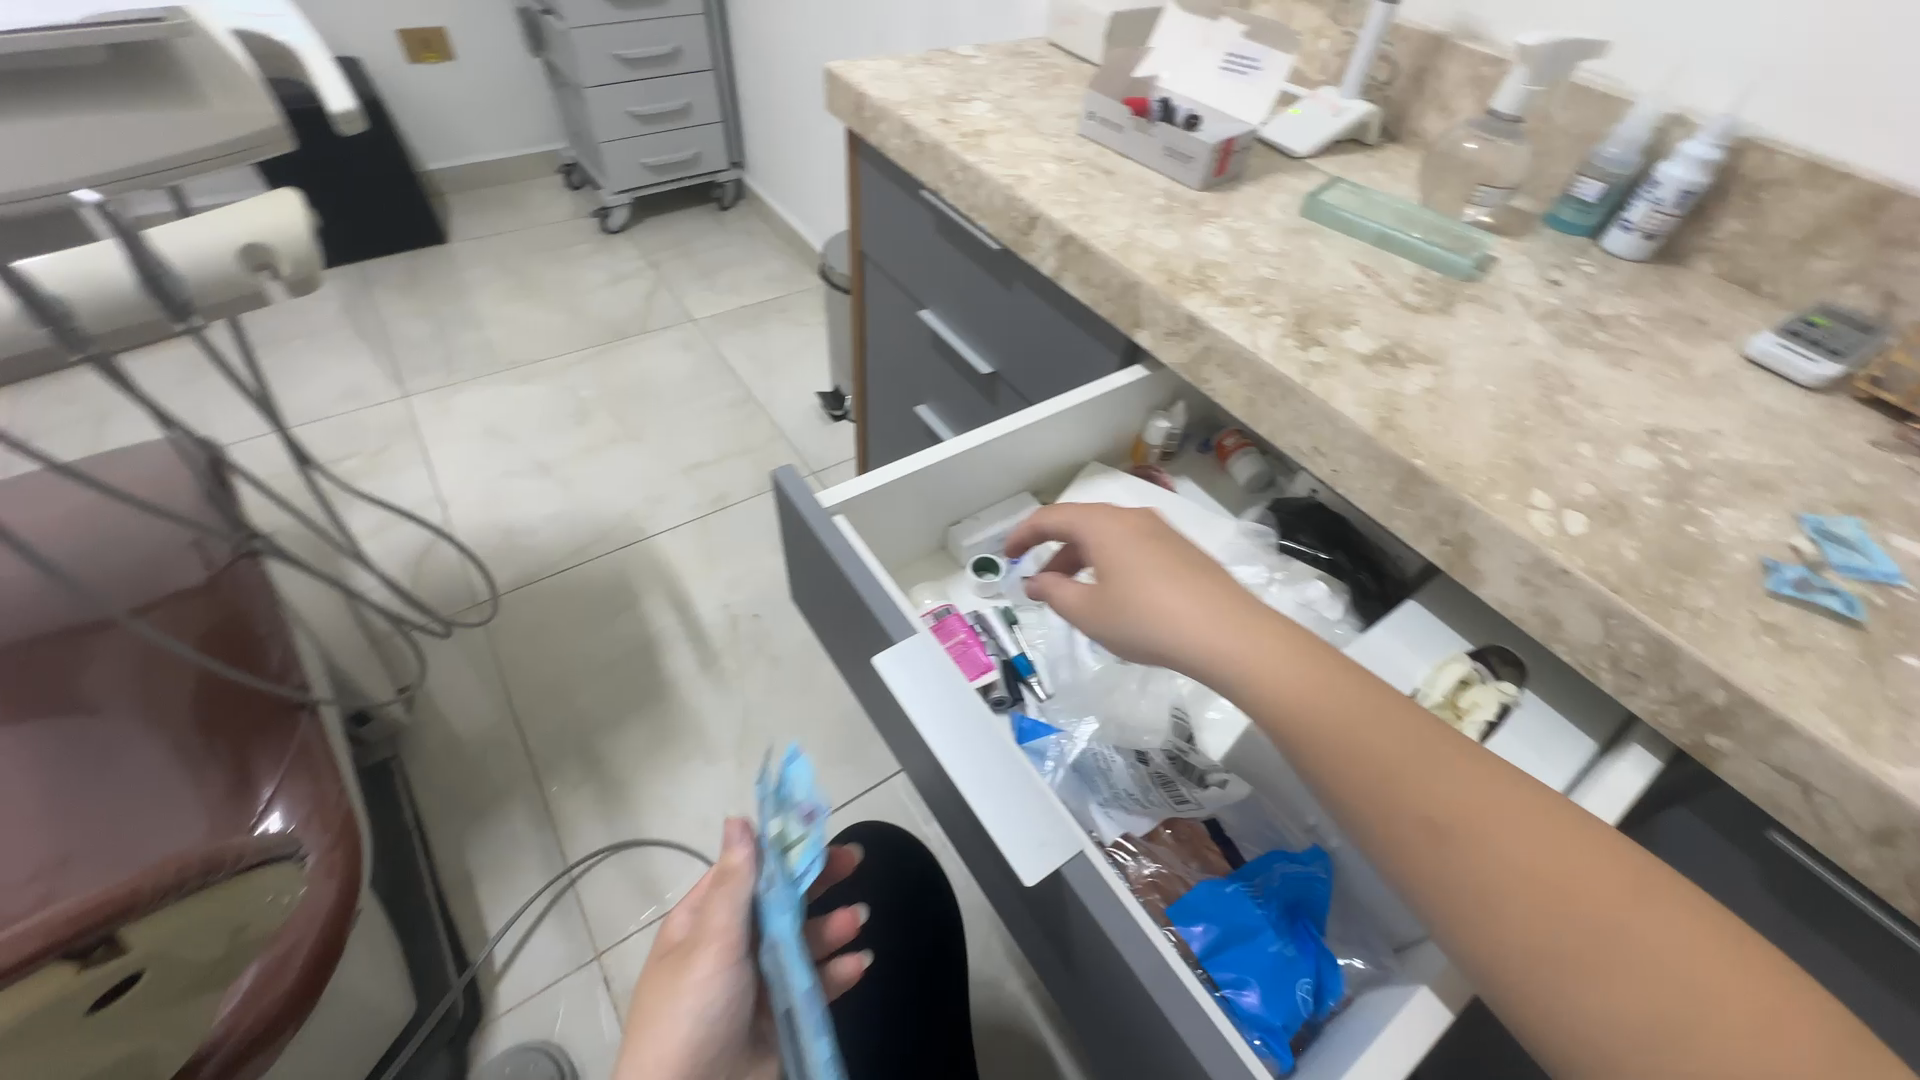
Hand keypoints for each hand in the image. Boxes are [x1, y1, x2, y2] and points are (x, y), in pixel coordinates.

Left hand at [614, 818, 871, 1079]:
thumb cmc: (692, 1011)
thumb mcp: (711, 941)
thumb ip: (736, 882)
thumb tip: (737, 818)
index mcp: (705, 923)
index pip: (749, 872)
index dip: (782, 850)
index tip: (817, 831)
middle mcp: (732, 947)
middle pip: (782, 902)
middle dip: (818, 882)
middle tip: (855, 860)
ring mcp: (758, 983)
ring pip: (803, 941)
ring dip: (832, 927)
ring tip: (858, 920)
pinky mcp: (780, 1016)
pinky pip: (815, 985)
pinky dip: (838, 973)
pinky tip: (859, 963)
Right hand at [1005, 502, 1275, 683]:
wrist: (1227, 633)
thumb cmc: (1146, 621)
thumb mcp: (1088, 612)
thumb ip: (1054, 592)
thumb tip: (1037, 581)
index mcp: (1102, 524)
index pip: (1050, 517)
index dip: (1022, 535)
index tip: (1006, 556)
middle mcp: (1131, 517)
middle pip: (1081, 524)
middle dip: (1054, 551)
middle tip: (1039, 584)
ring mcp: (1161, 531)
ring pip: (1108, 536)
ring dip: (1083, 560)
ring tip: (1075, 595)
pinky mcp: (1183, 550)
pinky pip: (1133, 547)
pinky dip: (1110, 563)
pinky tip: (1115, 596)